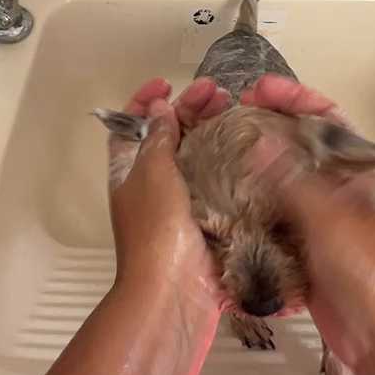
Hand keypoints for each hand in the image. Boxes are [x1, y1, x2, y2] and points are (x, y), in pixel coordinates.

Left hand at [105, 78, 220, 309]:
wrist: (174, 291)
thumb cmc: (156, 228)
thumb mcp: (152, 173)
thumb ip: (158, 138)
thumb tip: (158, 108)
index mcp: (128, 170)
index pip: (131, 125)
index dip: (144, 100)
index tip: (167, 83)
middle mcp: (151, 182)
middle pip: (169, 134)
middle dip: (189, 109)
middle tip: (218, 92)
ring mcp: (180, 199)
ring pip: (195, 154)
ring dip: (211, 129)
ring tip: (235, 110)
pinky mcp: (206, 215)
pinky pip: (215, 178)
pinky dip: (227, 159)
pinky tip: (246, 145)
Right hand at [241, 75, 374, 369]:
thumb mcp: (332, 220)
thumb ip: (293, 180)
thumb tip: (260, 141)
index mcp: (355, 174)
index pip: (326, 119)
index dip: (295, 97)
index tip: (259, 89)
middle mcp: (336, 192)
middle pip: (298, 147)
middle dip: (265, 128)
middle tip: (229, 118)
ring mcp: (318, 222)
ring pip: (279, 184)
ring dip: (252, 169)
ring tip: (218, 155)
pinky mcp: (301, 251)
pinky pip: (270, 221)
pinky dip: (248, 210)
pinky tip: (224, 204)